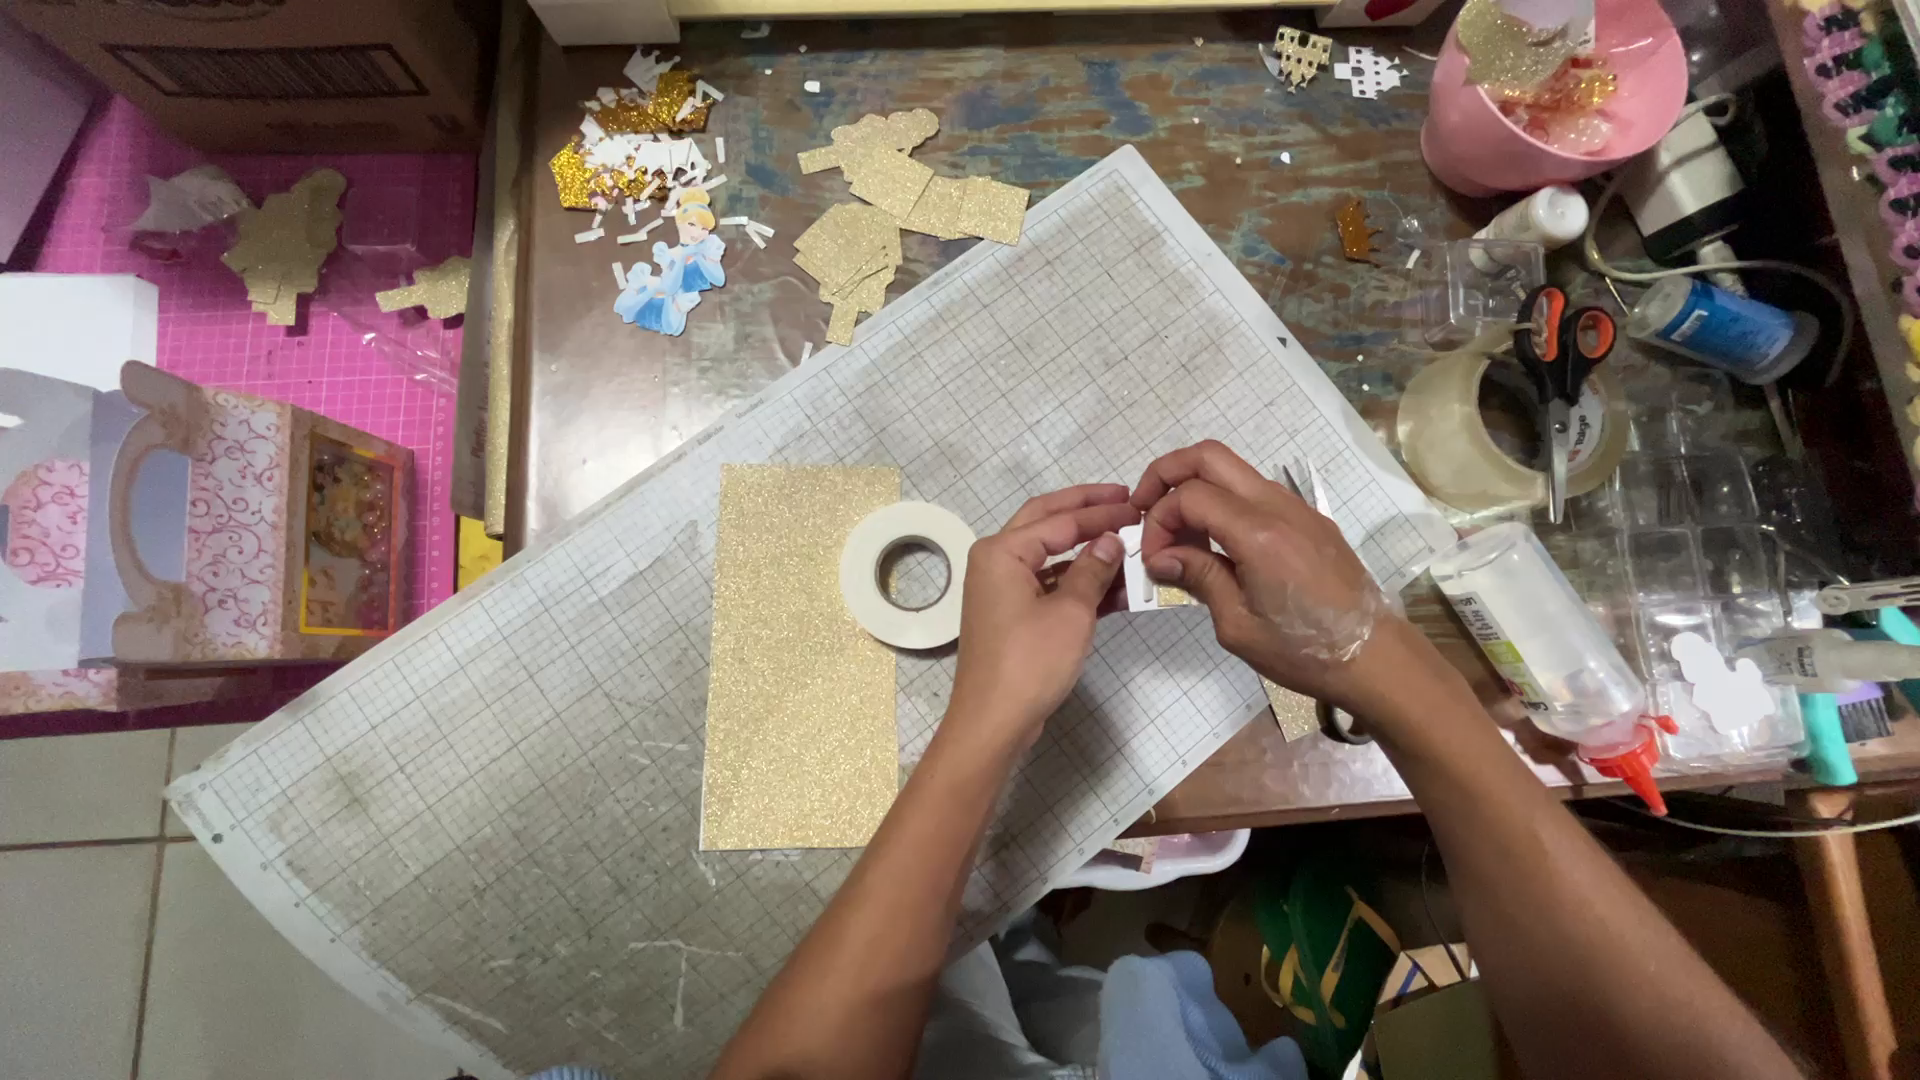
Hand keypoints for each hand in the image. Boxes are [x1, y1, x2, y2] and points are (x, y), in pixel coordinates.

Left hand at [947, 485, 1137, 753]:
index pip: (1059, 519)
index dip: (1101, 511)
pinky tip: (1118, 587)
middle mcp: (996, 561)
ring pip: (1050, 556)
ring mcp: (1002, 588)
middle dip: (1085, 510)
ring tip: (1130, 544)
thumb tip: (1111, 540)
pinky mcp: (1012, 613)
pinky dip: (1079, 583)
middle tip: (1124, 499)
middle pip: (1047, 522)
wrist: (993, 720)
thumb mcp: (1071, 613)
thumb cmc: (1030, 662)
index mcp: (1002, 551)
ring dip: (1087, 551)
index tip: (1137, 504)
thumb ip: (1093, 570)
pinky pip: (1049, 585)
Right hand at [1130, 441, 1409, 713]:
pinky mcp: (1307, 520)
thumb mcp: (1237, 625)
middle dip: (1166, 474)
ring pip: (1233, 469)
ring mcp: (1297, 508)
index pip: (1190, 496)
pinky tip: (1213, 542)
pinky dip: (1222, 501)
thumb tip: (1161, 557)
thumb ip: (1198, 577)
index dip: (1159, 521)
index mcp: (1259, 534)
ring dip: (1195, 487)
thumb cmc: (1303, 651)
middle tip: (1144, 508)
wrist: (1377, 659)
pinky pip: (1254, 492)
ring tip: (1177, 533)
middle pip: (1209, 456)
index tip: (1154, 559)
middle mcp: (1278, 507)